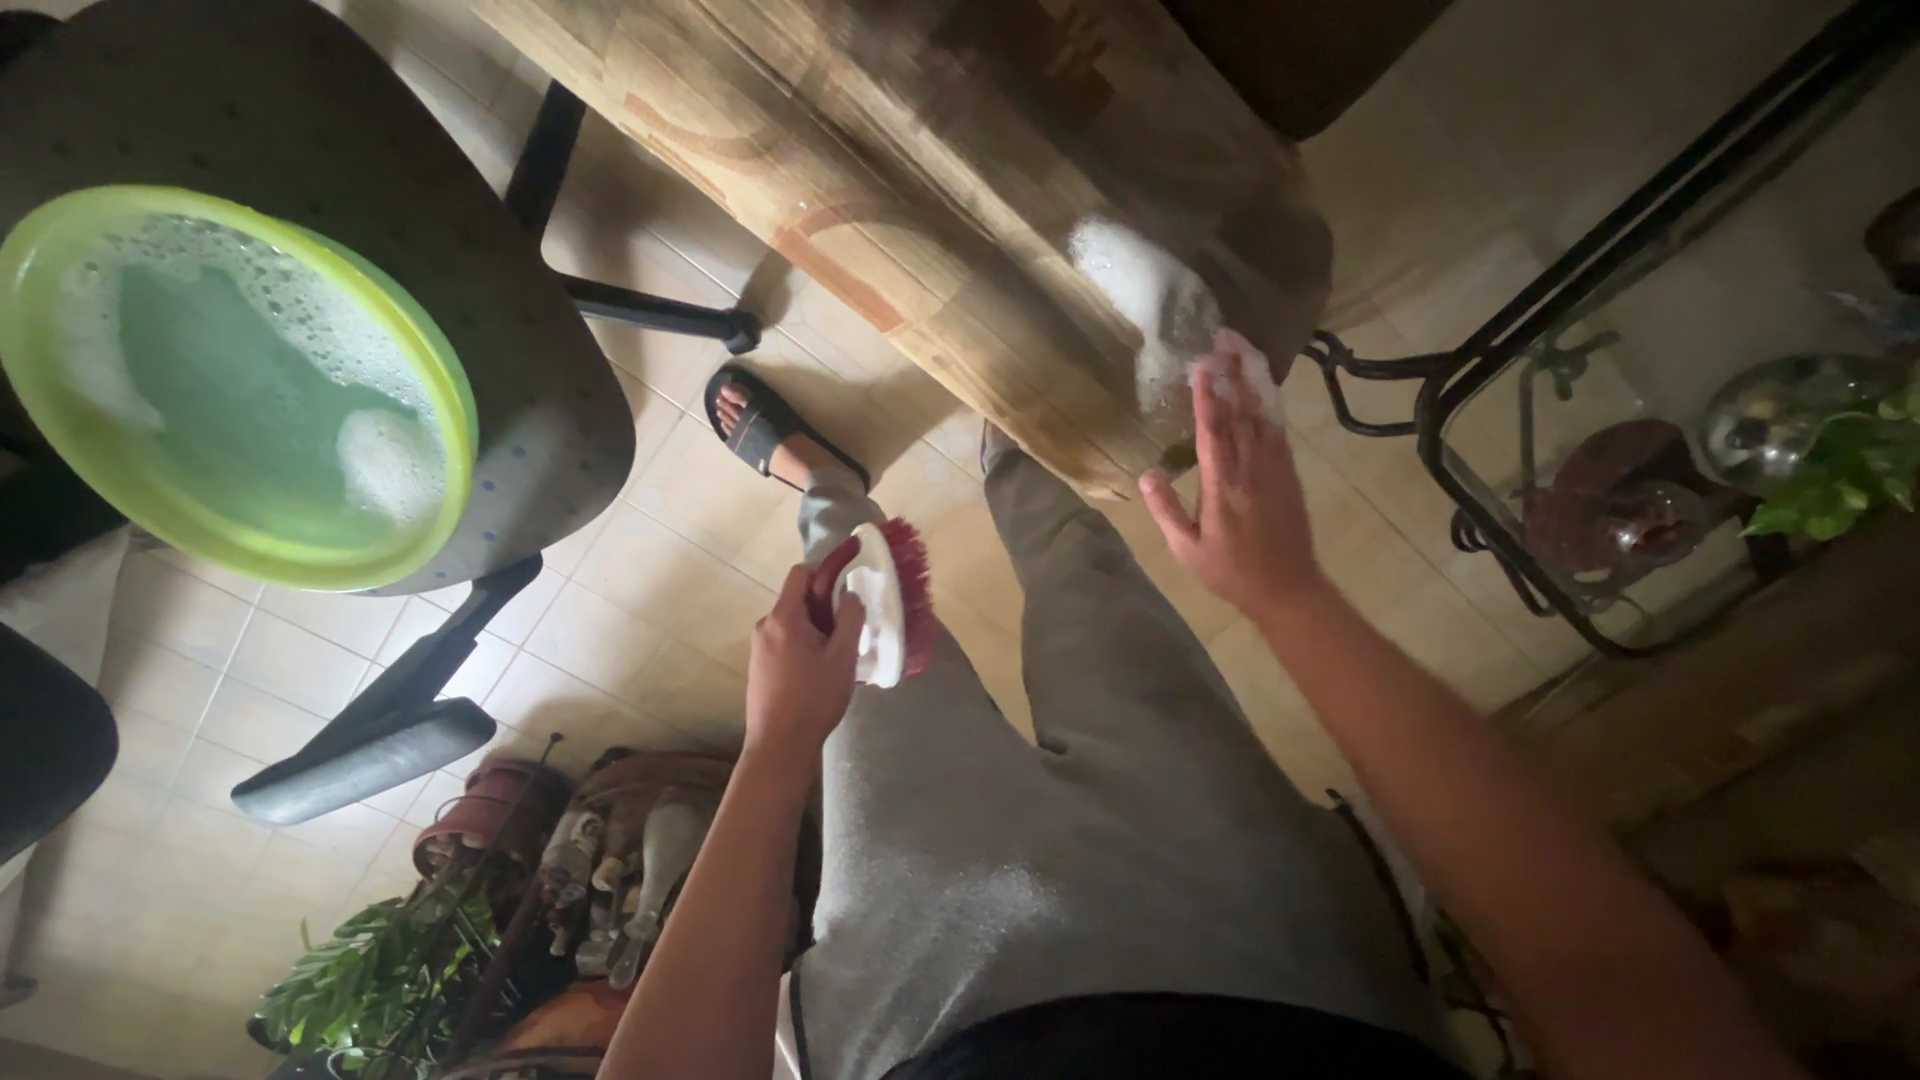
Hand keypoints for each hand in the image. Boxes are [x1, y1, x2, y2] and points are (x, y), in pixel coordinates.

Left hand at [745, 563, 865, 758]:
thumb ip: (850, 618)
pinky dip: (803, 646)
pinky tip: (819, 673)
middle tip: (848, 632)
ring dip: (816, 630)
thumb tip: (849, 595)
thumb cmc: (814, 698)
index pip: (801, 573)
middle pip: (798, 600)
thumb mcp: (843, 656)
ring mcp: (759, 648)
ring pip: (793, 624)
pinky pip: (785, 642)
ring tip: (836, 658)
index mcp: (784, 617)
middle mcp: (766, 626)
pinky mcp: (759, 667)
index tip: (847, 583)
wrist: (779, 745)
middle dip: (824, 607)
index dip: (825, 570)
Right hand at [1140, 331, 1326, 624]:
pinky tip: (1263, 391)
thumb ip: (1166, 509)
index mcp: (1222, 485)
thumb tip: (1147, 473)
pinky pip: (1278, 432)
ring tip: (1242, 352)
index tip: (1202, 364)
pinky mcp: (1288, 475)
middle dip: (1232, 373)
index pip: (1213, 430)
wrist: (1287, 587)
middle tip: (1223, 339)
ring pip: (1262, 416)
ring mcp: (1274, 469)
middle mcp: (1250, 469)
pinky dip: (1270, 407)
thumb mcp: (1186, 548)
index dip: (1208, 395)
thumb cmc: (1230, 571)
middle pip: (1241, 412)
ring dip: (1251, 382)